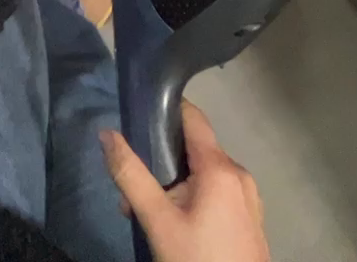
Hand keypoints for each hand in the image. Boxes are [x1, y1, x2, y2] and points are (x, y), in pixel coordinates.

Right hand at [100, 102, 270, 261]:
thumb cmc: (197, 261)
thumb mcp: (157, 221)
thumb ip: (130, 174)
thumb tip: (107, 133)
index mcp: (221, 168)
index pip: (191, 116)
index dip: (163, 110)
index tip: (135, 117)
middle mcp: (239, 176)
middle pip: (193, 149)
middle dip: (159, 162)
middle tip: (132, 190)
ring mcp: (248, 201)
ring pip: (202, 175)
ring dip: (173, 186)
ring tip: (147, 216)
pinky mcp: (249, 222)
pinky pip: (216, 195)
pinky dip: (192, 200)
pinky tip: (174, 228)